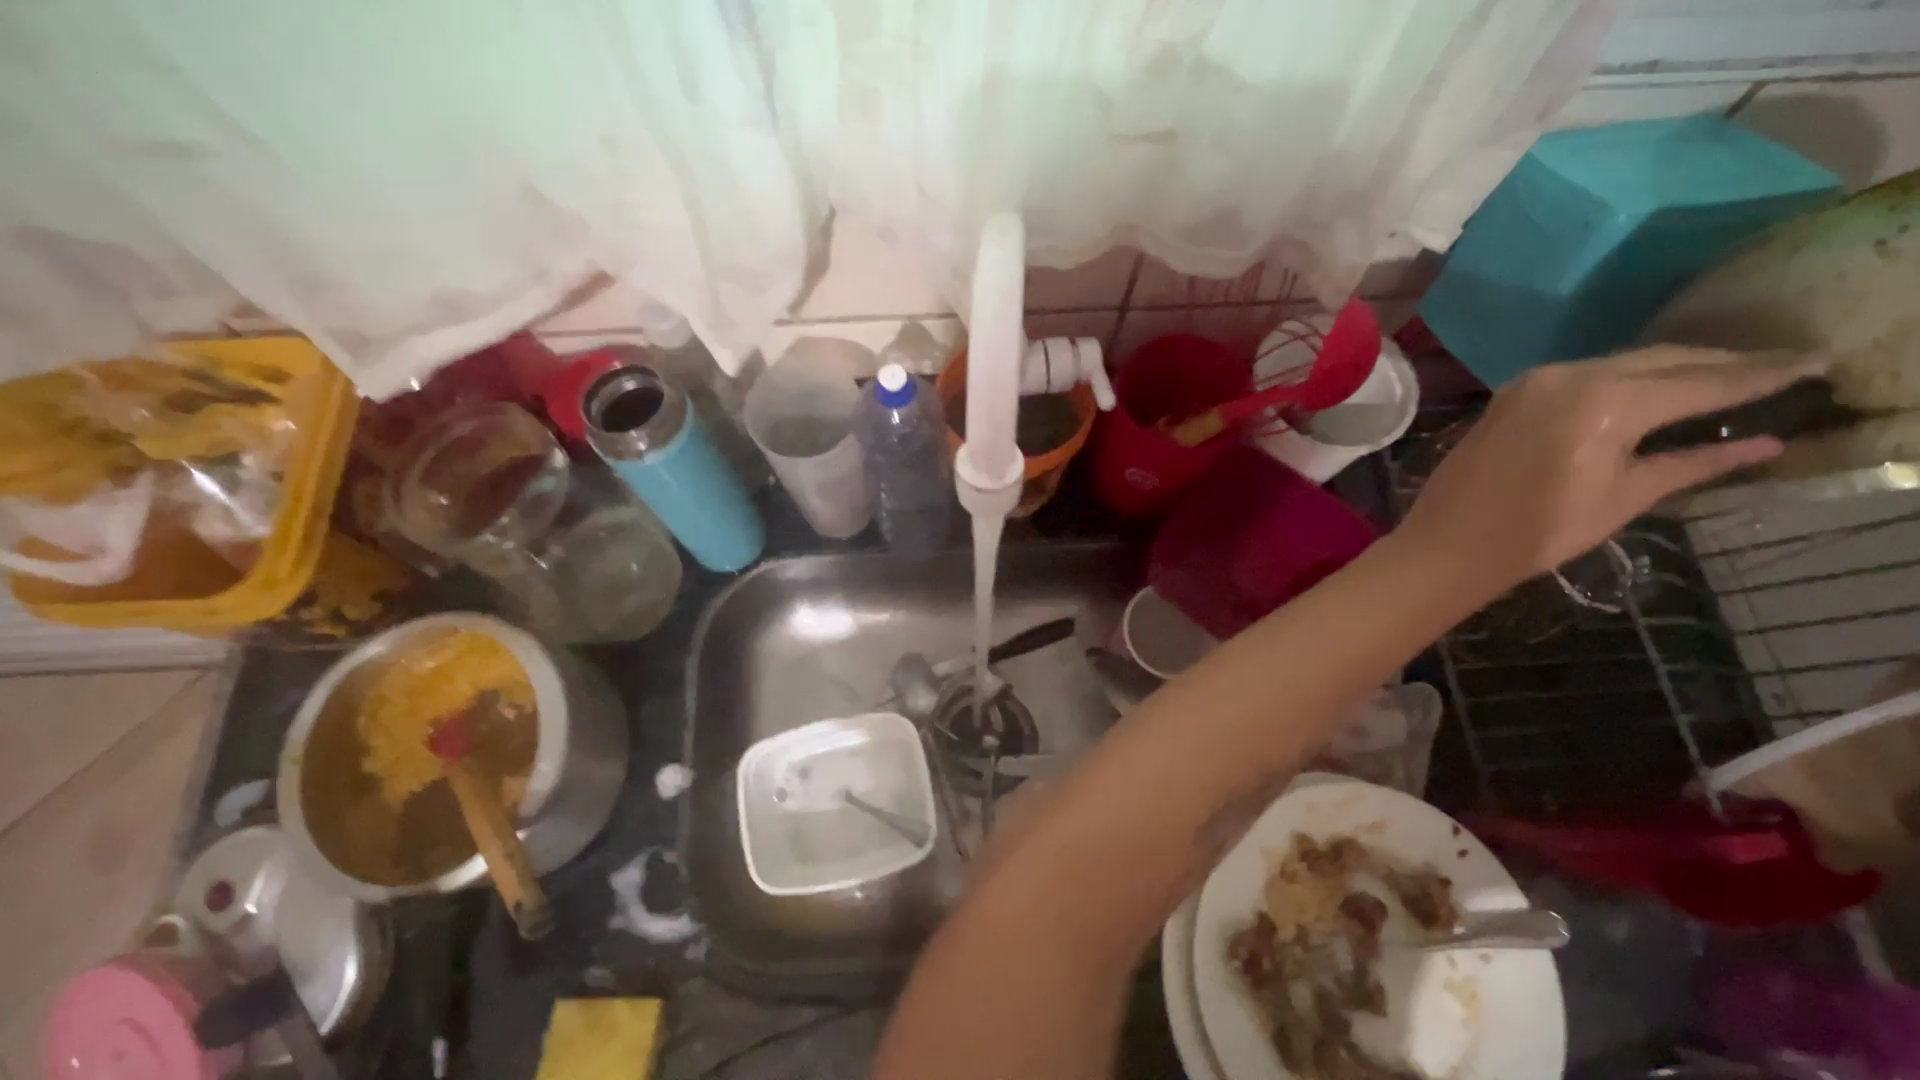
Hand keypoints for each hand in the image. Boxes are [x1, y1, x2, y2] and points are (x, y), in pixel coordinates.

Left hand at [1400, 346, 1823, 590]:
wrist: (1448, 543)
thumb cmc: (1538, 533)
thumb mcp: (1625, 498)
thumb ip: (1694, 463)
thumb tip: (1766, 445)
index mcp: (1605, 402)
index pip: (1701, 382)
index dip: (1760, 375)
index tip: (1813, 363)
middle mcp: (1571, 375)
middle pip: (1665, 359)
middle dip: (1724, 363)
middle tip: (1782, 365)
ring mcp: (1538, 379)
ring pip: (1626, 361)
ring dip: (1677, 366)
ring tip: (1730, 374)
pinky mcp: (1517, 390)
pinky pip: (1589, 372)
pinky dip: (1630, 376)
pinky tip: (1658, 387)